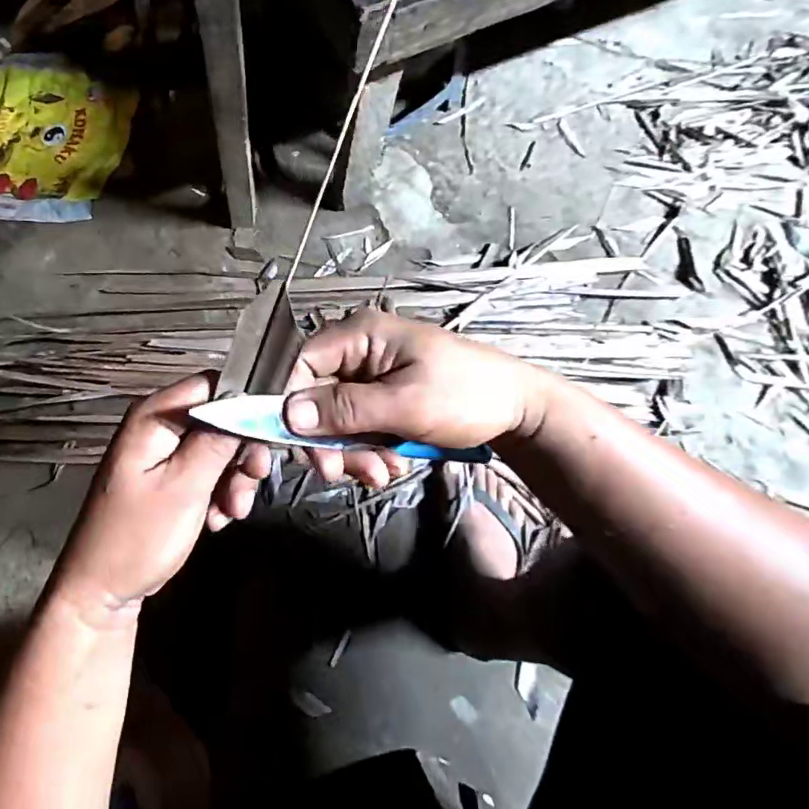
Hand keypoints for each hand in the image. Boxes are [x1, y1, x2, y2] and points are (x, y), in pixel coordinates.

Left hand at [48, 374, 240, 628]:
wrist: (101, 592)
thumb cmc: (135, 540)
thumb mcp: (185, 488)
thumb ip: (217, 442)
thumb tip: (246, 405)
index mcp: (153, 417)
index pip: (212, 385)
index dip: (244, 405)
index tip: (264, 438)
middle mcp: (157, 425)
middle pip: (219, 417)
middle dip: (240, 451)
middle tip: (250, 484)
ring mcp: (161, 452)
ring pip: (218, 446)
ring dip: (232, 478)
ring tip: (230, 511)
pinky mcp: (167, 475)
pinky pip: (206, 469)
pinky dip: (219, 492)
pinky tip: (216, 518)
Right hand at [282, 309, 556, 449]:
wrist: (520, 410)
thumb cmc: (466, 395)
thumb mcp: (404, 405)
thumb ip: (344, 410)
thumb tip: (288, 415)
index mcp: (362, 335)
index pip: (303, 363)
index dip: (291, 402)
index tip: (298, 442)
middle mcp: (360, 352)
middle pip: (316, 396)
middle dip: (328, 439)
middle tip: (340, 473)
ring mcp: (372, 376)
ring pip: (336, 418)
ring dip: (351, 451)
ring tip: (381, 472)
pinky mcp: (384, 400)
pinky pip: (358, 427)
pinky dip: (368, 450)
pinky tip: (390, 465)